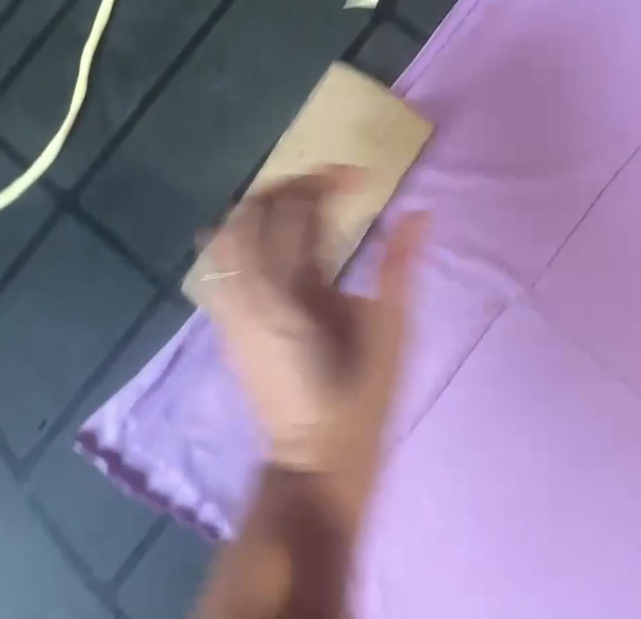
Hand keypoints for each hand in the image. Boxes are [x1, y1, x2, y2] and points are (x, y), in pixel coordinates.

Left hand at [202, 170, 422, 490]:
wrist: (313, 462)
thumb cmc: (359, 401)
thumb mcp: (390, 334)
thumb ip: (400, 267)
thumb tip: (419, 212)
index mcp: (287, 292)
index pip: (295, 210)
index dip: (326, 181)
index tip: (360, 176)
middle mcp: (248, 292)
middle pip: (254, 211)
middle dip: (292, 185)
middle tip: (332, 184)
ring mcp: (231, 307)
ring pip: (229, 231)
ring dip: (265, 205)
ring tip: (302, 203)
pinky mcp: (228, 322)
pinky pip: (221, 259)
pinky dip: (244, 233)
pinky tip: (272, 237)